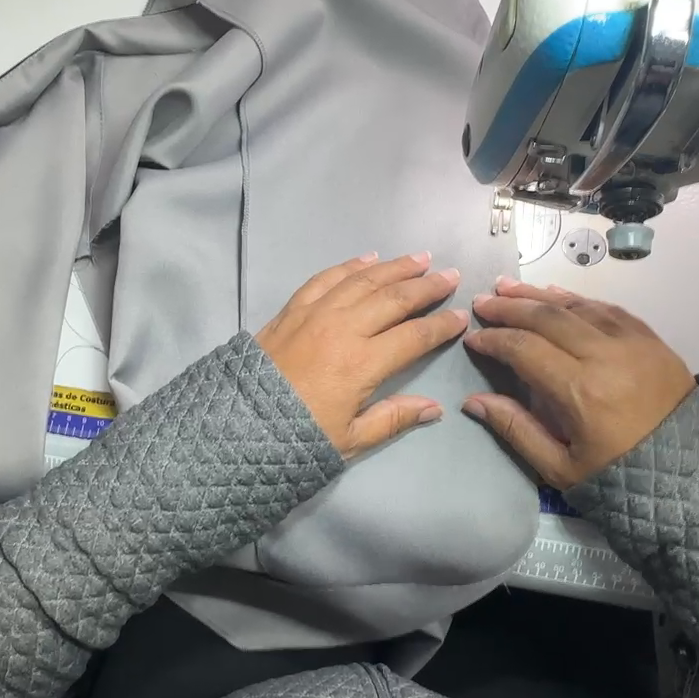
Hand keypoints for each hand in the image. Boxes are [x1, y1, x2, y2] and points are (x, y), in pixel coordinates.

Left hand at [255, 252, 470, 458]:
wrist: (238, 422)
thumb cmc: (297, 434)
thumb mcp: (350, 438)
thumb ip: (393, 418)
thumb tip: (434, 408)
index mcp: (363, 363)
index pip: (414, 336)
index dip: (442, 326)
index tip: (460, 316)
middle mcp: (344, 329)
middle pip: (394, 299)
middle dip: (426, 286)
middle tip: (449, 276)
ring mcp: (316, 313)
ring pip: (363, 281)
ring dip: (394, 267)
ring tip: (419, 259)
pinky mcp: (293, 308)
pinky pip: (326, 278)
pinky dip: (350, 266)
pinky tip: (368, 259)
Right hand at [461, 277, 694, 489]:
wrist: (694, 476)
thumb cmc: (621, 476)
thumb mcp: (560, 467)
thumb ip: (515, 429)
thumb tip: (473, 401)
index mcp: (580, 391)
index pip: (524, 348)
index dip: (494, 339)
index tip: (473, 338)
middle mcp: (606, 357)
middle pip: (548, 318)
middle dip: (510, 307)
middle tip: (482, 302)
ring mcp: (632, 343)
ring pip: (577, 306)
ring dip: (538, 295)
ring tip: (508, 288)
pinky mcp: (651, 340)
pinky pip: (607, 309)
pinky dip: (576, 299)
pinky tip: (554, 295)